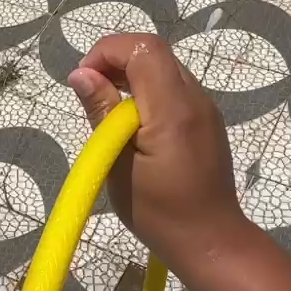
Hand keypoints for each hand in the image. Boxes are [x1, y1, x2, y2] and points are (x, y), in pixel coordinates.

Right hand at [66, 33, 252, 271]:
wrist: (210, 240)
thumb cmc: (158, 211)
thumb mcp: (118, 165)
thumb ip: (102, 113)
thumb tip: (80, 74)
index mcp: (173, 109)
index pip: (143, 49)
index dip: (107, 51)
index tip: (82, 80)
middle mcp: (195, 99)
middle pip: (155, 51)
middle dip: (115, 59)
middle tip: (89, 90)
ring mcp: (205, 108)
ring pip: (165, 67)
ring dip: (130, 74)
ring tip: (105, 106)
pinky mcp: (206, 120)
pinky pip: (173, 87)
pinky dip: (146, 89)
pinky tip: (130, 122)